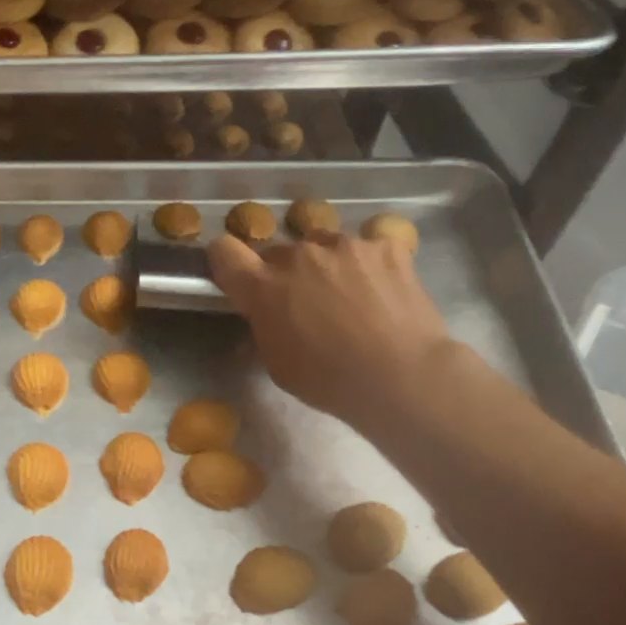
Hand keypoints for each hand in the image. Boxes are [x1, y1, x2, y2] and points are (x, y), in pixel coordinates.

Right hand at [207, 231, 452, 426]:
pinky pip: (366, 247)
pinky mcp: (386, 245)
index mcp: (264, 287)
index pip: (225, 253)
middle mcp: (300, 254)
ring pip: (323, 246)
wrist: (400, 374)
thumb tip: (266, 313)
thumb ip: (265, 325)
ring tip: (348, 298)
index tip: (237, 276)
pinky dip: (367, 265)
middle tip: (303, 304)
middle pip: (279, 252)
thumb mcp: (277, 362)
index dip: (227, 262)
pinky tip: (381, 292)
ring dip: (326, 265)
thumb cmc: (328, 380)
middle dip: (284, 274)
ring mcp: (346, 244)